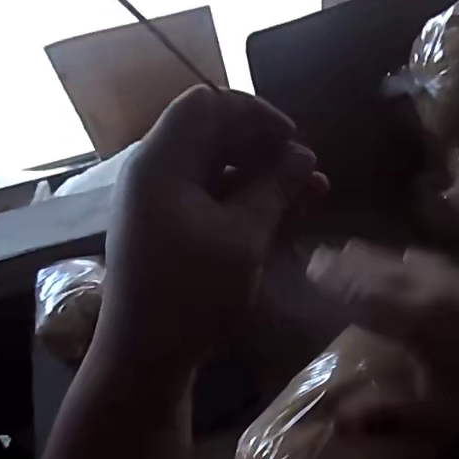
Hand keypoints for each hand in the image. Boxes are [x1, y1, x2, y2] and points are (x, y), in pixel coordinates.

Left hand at [92, 86, 326, 375]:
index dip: (257, 114)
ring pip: (219, 168)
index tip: (297, 140)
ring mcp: (161, 201)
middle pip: (215, 134)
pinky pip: (212, 197)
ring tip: (311, 197)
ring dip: (264, 176)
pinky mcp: (170, 228)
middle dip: (267, 148)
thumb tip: (303, 154)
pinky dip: (247, 200)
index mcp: (163, 161)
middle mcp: (157, 171)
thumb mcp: (243, 237)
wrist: (147, 354)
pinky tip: (282, 216)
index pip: (209, 104)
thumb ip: (275, 189)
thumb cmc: (193, 292)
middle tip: (310, 174)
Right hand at [303, 241, 458, 401]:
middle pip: (383, 269)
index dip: (335, 279)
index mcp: (415, 318)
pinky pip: (437, 264)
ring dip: (381, 258)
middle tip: (324, 255)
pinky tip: (415, 261)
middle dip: (351, 262)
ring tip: (360, 252)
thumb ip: (387, 414)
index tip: (310, 266)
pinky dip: (415, 261)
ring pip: (410, 263)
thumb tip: (341, 422)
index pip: (363, 291)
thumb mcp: (437, 414)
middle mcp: (434, 290)